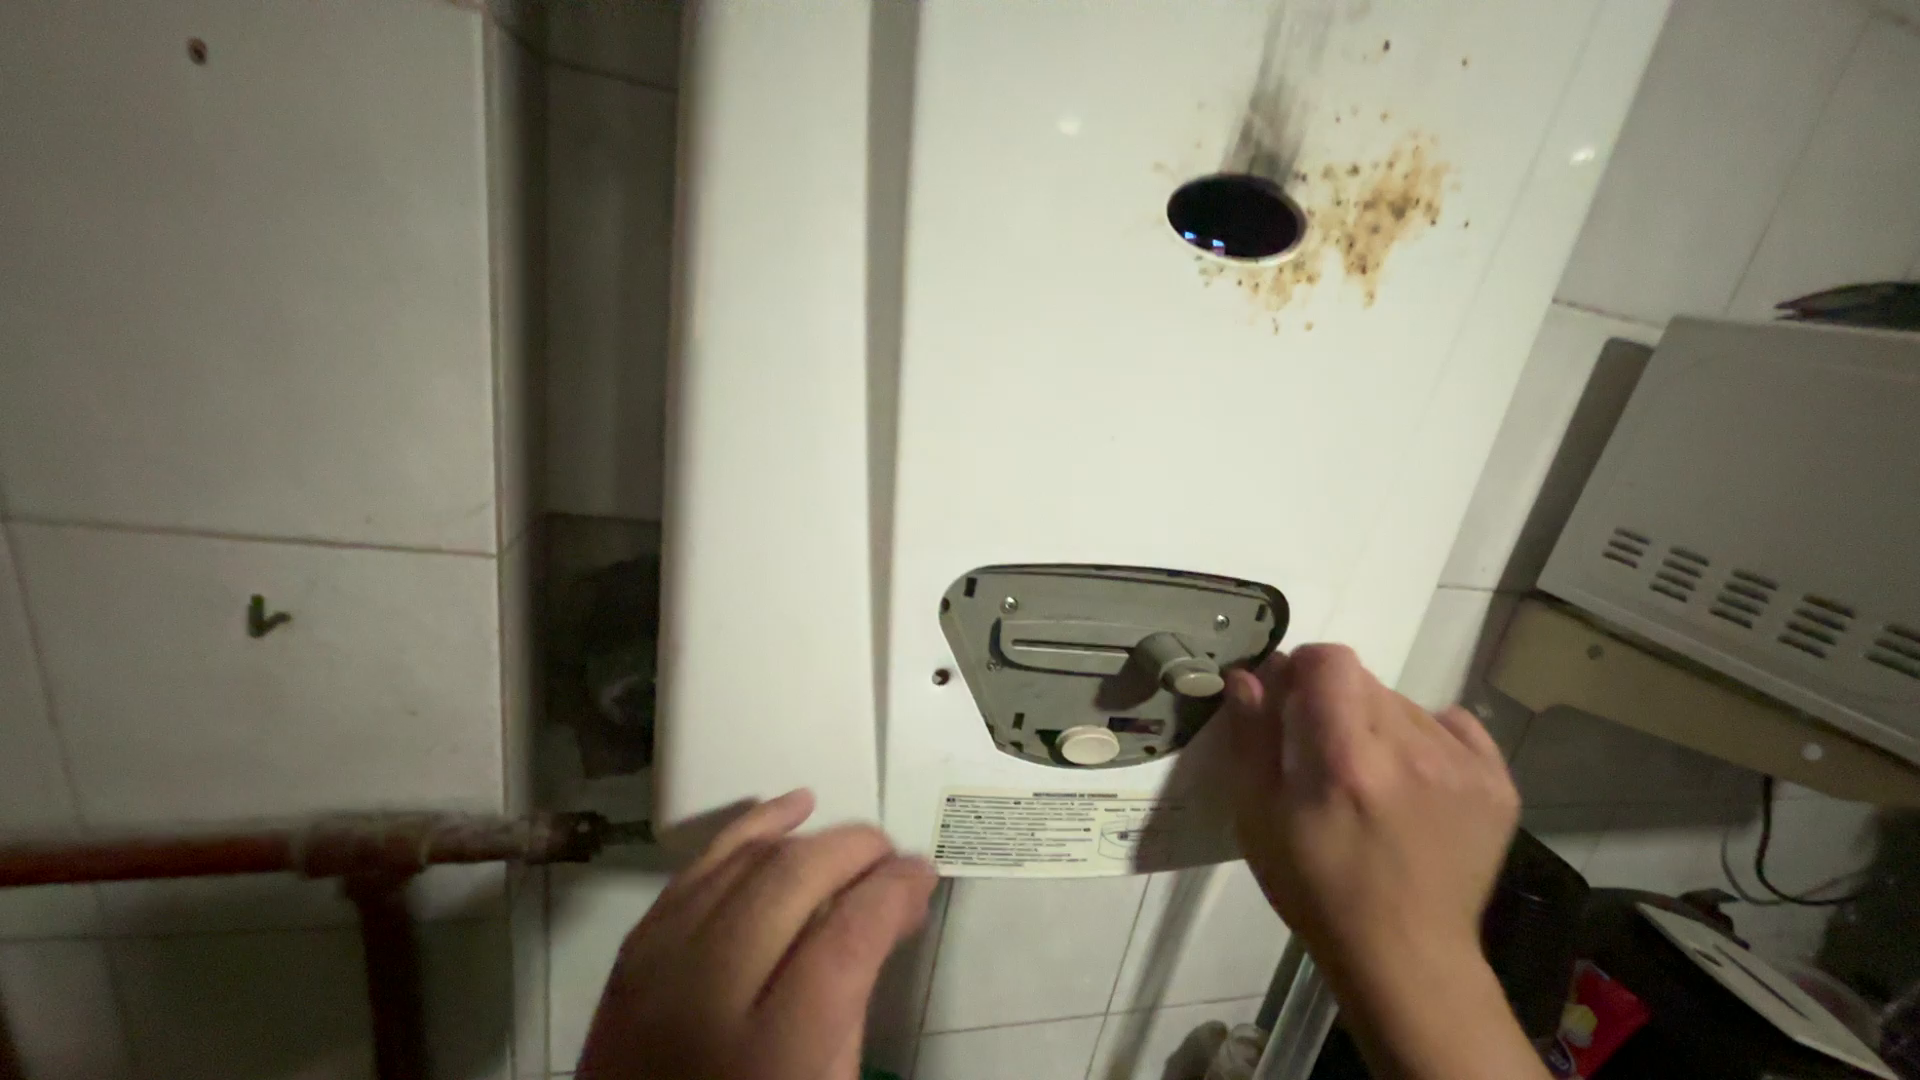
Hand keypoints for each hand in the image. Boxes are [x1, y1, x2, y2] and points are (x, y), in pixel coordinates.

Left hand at [577, 789, 937, 1079]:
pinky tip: (793, 808)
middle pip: (792, 879)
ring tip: (855, 844)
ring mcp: (657, 965)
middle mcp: (705, 995)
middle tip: (892, 858)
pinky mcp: (634, 949)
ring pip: (747, 859)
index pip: (845, 936)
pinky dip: (751, 827)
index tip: (921, 875)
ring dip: (811, 838)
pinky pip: (701, 863)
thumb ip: (855, 996)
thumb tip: (890, 905)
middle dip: (855, 851)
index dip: (892, 892)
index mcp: (770, 1053)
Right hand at [1222, 645, 1518, 989]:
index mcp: (1344, 757)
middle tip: (1324, 751)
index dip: (1302, 669)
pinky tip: (1412, 777)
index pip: (1330, 660)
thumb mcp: (1258, 814)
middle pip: (1364, 680)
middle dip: (1334, 701)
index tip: (1289, 701)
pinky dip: (1426, 736)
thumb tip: (1249, 674)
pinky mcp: (1497, 784)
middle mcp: (1410, 749)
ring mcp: (1462, 765)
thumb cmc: (1314, 884)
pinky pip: (1453, 724)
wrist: (1404, 954)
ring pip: (1404, 703)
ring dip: (1377, 722)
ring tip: (1371, 776)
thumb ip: (1252, 735)